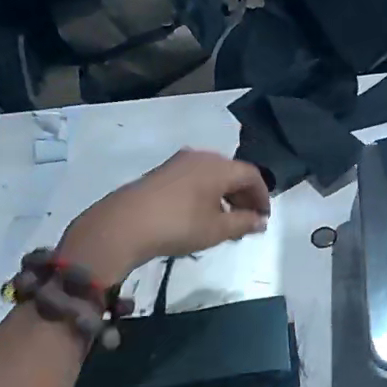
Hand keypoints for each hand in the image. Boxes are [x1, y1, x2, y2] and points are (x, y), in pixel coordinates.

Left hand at [58, 150, 270, 282]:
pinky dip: (206, 194)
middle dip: (243, 196)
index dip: (262, 196)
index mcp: (218, 166)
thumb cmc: (178, 225)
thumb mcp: (217, 229)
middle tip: (247, 222)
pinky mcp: (161, 173)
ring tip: (224, 222)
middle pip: (232, 172)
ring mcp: (177, 163)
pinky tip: (201, 215)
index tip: (263, 218)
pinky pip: (194, 178)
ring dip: (224, 196)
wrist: (123, 225)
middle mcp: (200, 157)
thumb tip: (261, 221)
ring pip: (212, 175)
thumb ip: (244, 223)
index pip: (252, 174)